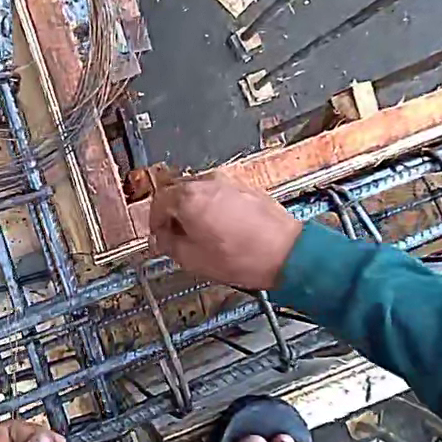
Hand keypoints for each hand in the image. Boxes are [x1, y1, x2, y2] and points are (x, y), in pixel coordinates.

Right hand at [151, 176, 303, 290]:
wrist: (287, 253)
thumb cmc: (243, 256)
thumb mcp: (191, 258)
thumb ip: (168, 244)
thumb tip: (163, 239)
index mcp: (187, 197)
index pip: (157, 202)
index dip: (155, 221)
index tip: (158, 234)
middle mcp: (206, 183)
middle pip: (177, 192)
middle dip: (173, 212)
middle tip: (175, 233)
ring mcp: (228, 183)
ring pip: (199, 192)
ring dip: (193, 208)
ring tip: (200, 232)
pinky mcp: (246, 188)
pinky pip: (219, 194)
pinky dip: (213, 206)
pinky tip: (220, 228)